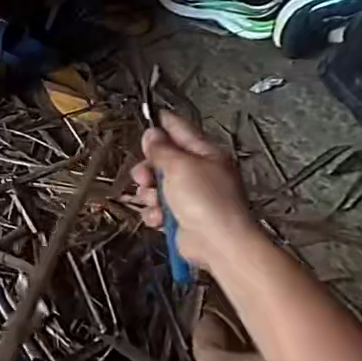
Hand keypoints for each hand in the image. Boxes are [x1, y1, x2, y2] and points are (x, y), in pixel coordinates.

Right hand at [126, 111, 263, 271]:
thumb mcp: (178, 166)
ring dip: (149, 194)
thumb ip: (161, 149)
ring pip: (157, 187)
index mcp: (206, 155)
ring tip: (155, 200)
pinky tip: (160, 217)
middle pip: (163, 161)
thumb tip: (152, 135)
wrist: (217, 243)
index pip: (181, 130)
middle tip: (144, 175)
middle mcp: (200, 174)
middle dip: (148, 168)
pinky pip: (158, 209)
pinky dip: (155, 213)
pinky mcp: (183, 218)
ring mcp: (192, 197)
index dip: (163, 124)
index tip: (149, 117)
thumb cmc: (209, 204)